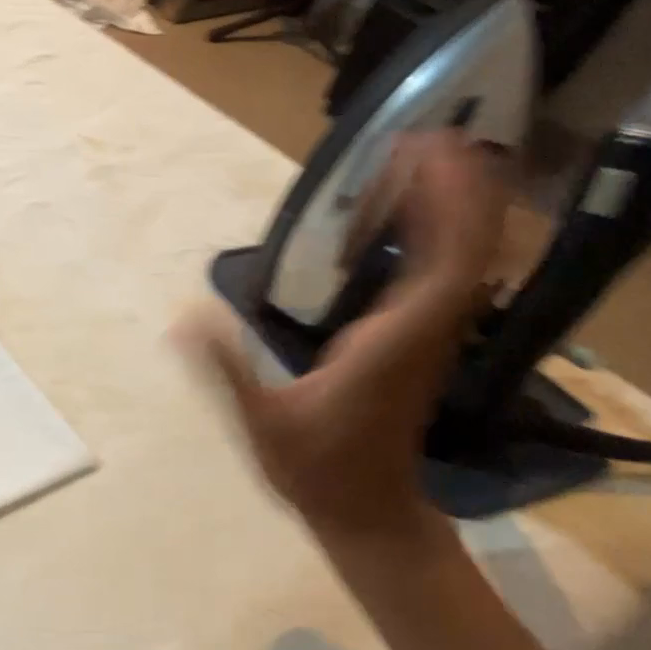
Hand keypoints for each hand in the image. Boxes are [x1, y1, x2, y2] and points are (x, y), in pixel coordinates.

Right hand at [179, 131, 507, 537]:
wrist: (368, 512)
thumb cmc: (316, 469)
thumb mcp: (260, 420)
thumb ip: (224, 368)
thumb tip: (184, 317)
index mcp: (393, 342)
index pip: (443, 261)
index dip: (445, 202)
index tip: (425, 152)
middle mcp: (425, 331)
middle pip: (466, 246)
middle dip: (457, 188)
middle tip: (427, 136)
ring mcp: (430, 338)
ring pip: (464, 259)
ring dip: (455, 207)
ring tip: (426, 162)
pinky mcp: (422, 345)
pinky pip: (445, 278)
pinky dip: (440, 239)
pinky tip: (412, 220)